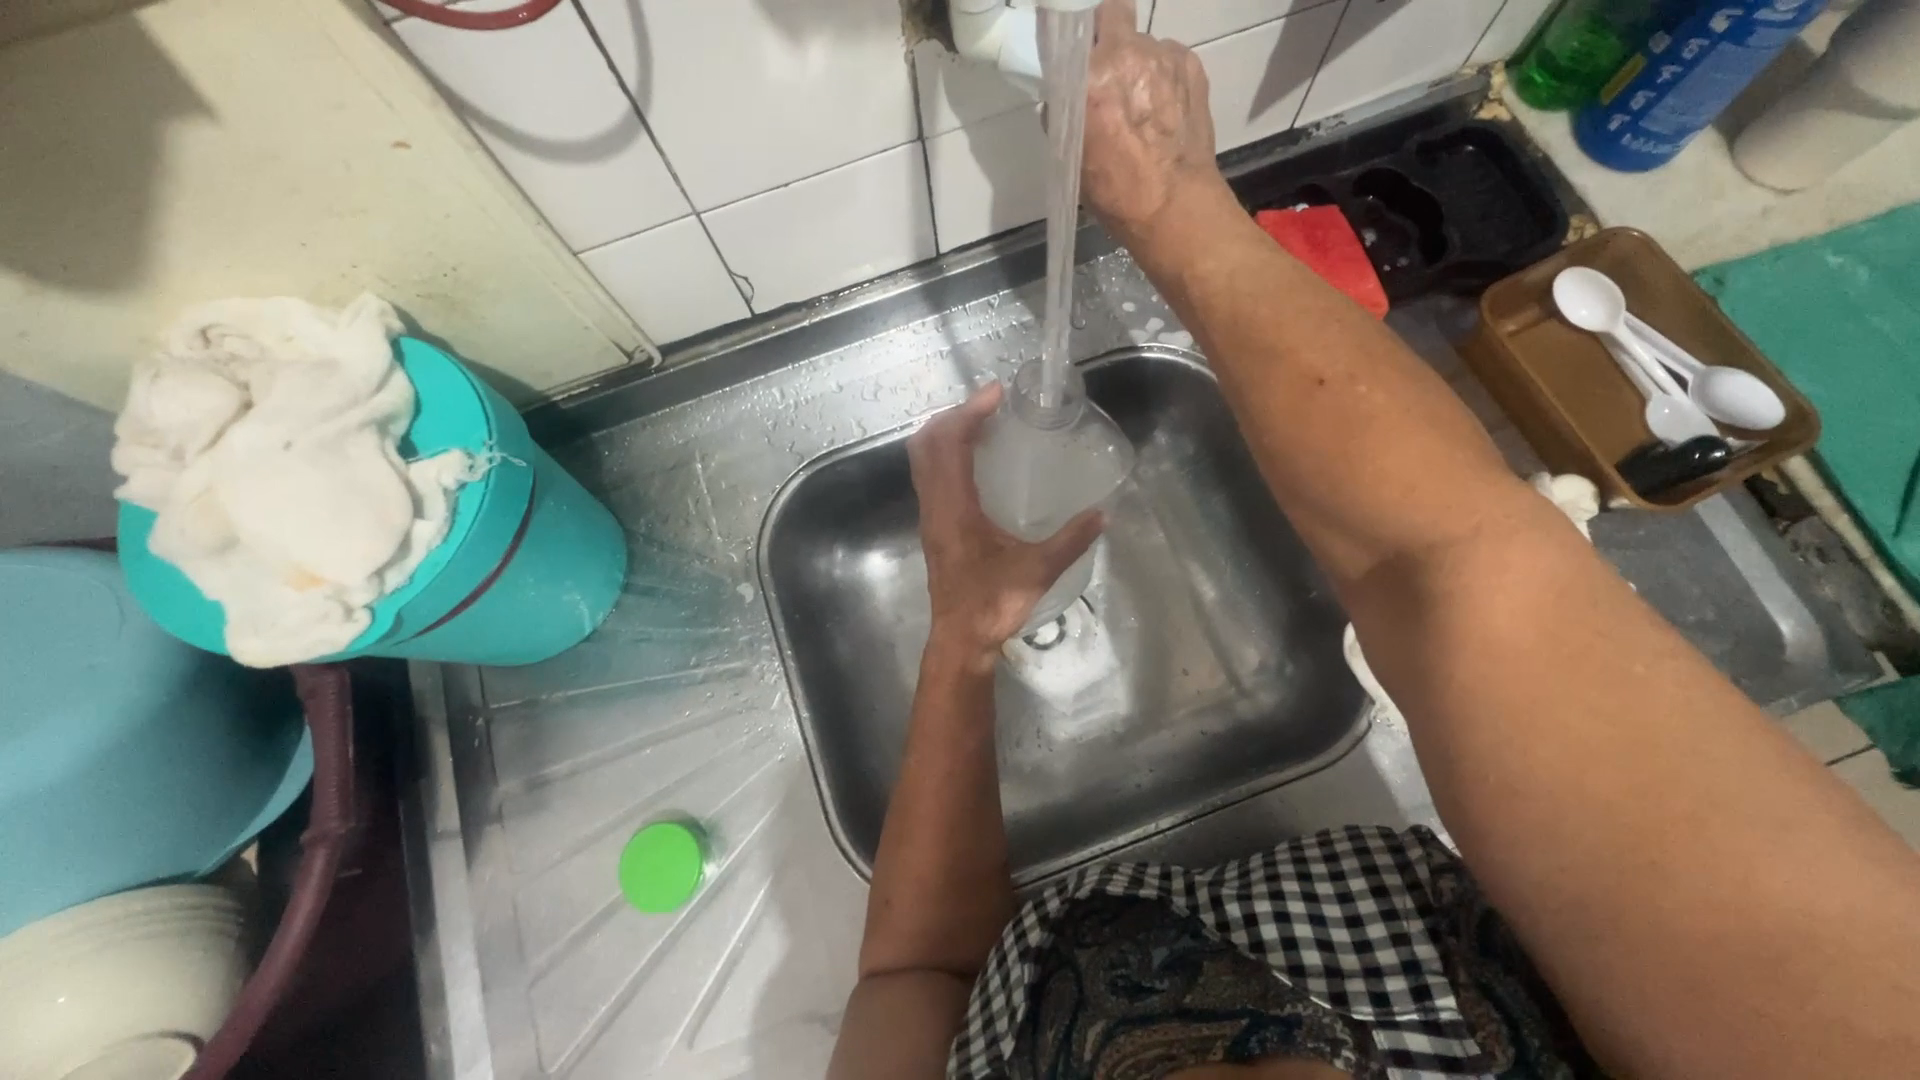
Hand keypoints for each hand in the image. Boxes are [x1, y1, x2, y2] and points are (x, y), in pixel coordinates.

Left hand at [909, 383, 1103, 672]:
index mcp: (954, 508)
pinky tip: (975, 462)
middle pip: (926, 443)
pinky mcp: (933, 528)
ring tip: (981, 425)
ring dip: (946, 434)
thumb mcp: (1038, 571)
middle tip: (989, 406)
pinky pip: (930, 477)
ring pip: (923, 460)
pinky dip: (946, 455)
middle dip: (954, 415)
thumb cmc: (993, 604)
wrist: (960, 639)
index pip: (950, 444)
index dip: (969, 412)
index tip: (996, 395)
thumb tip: (1103, 514)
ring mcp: (930, 517)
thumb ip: (1071, 540)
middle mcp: (935, 506)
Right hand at [1083, 0, 1228, 246]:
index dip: (1070, 42)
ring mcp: (1164, 55)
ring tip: (1140, 102)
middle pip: (1111, 14)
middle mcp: (1126, 52)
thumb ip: (1065, 113)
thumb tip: (1065, 98)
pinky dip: (1162, 74)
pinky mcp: (1192, 64)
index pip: (1068, 31)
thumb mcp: (1071, 157)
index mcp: (1088, 76)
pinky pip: (1168, 56)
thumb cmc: (1116, 192)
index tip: (1071, 57)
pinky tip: (1162, 108)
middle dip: (1106, 36)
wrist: (1174, 206)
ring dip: (1137, 61)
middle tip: (1107, 71)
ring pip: (1142, 40)